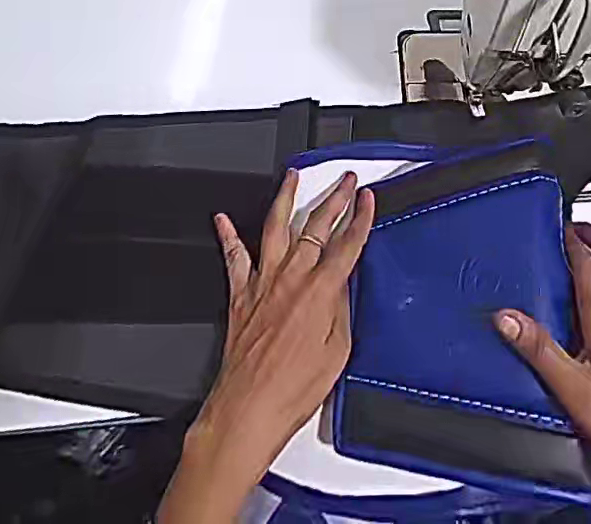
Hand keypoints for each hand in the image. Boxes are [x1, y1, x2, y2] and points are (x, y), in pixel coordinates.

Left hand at [158, 171, 374, 523]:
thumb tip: (342, 286)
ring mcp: (263, 283)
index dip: (360, 217)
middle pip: (317, 226)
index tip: (367, 199)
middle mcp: (291, 279)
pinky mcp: (241, 295)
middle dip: (336, 198)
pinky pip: (234, 258)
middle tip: (346, 181)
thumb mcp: (338, 352)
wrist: (246, 413)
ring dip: (287, 198)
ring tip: (293, 177)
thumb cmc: (292, 391)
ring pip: (276, 227)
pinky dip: (228, 236)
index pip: (348, 243)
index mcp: (320, 292)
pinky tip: (223, 219)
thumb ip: (342, 310)